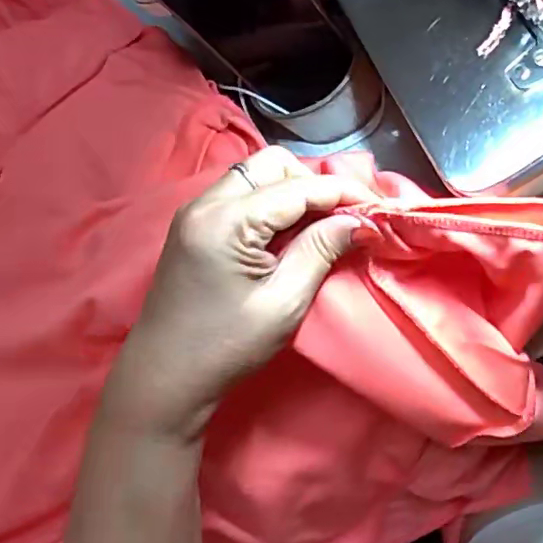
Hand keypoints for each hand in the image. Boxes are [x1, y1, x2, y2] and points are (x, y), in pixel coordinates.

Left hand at [105, 146, 378, 440]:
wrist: (164, 379)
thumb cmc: (227, 346)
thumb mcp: (284, 301)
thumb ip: (321, 250)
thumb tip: (360, 220)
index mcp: (225, 221)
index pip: (297, 187)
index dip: (343, 192)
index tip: (378, 206)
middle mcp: (206, 202)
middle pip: (273, 164)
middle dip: (315, 182)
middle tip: (346, 214)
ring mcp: (196, 210)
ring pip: (258, 173)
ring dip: (296, 189)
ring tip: (325, 222)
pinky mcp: (196, 224)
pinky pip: (244, 192)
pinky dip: (275, 201)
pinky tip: (293, 229)